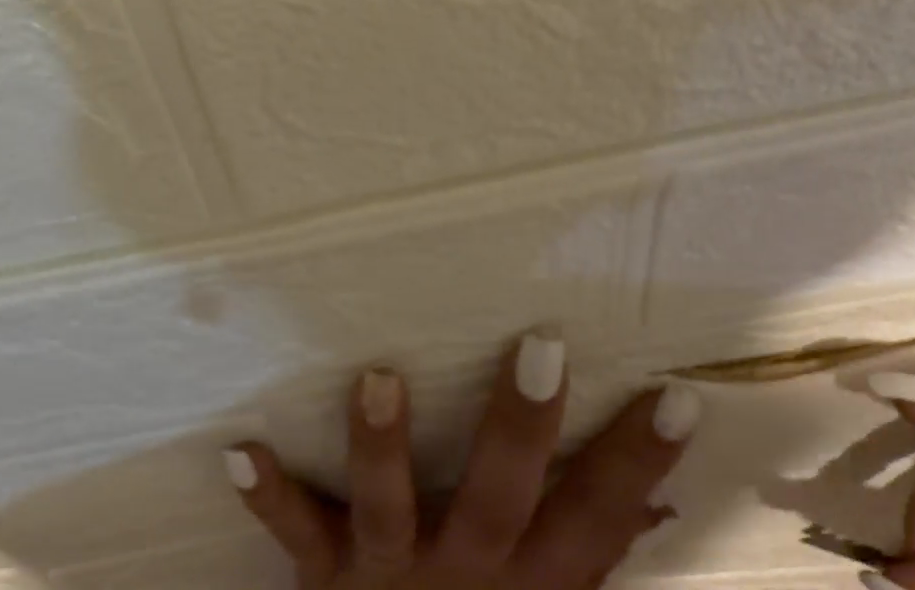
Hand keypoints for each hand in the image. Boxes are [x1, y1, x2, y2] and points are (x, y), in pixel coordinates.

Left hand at [224, 330, 702, 588]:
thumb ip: (586, 556)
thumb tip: (654, 501)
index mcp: (531, 584)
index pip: (600, 520)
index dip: (640, 464)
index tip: (675, 396)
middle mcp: (466, 575)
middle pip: (501, 500)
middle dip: (522, 430)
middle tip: (540, 348)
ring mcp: (390, 574)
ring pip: (390, 507)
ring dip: (382, 445)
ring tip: (379, 377)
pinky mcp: (326, 579)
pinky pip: (294, 533)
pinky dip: (268, 493)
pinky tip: (239, 448)